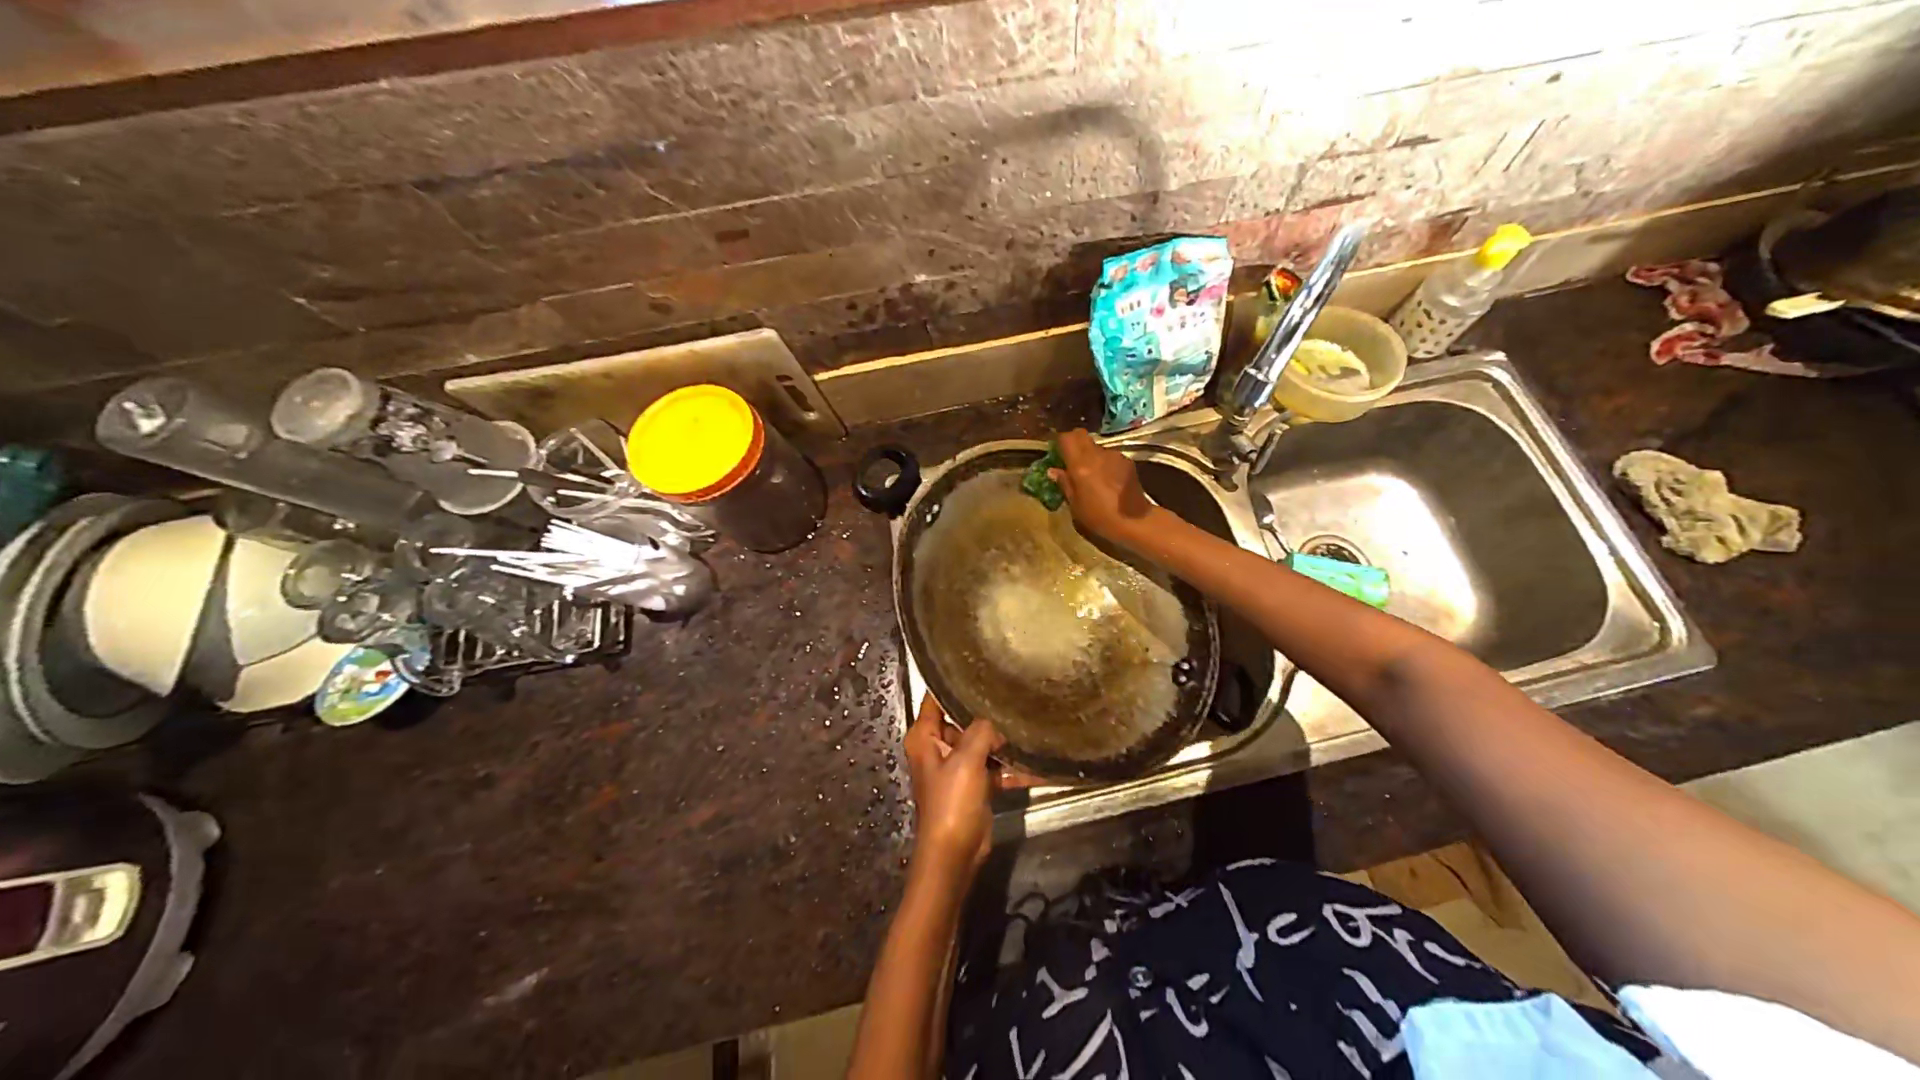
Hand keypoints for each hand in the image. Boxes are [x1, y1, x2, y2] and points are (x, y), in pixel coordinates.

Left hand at [904, 697, 1035, 876]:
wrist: (955, 853)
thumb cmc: (952, 802)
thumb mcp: (966, 760)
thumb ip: (981, 731)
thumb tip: (996, 721)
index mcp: (925, 737)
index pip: (935, 698)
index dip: (952, 682)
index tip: (977, 664)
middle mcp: (937, 748)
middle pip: (963, 719)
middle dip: (988, 713)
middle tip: (1015, 695)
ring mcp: (957, 768)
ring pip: (982, 744)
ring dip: (1004, 741)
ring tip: (1031, 723)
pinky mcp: (974, 786)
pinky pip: (995, 768)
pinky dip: (1013, 767)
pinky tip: (1039, 763)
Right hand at [1050, 429, 1155, 541]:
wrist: (1134, 522)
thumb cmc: (1099, 517)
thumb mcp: (1075, 505)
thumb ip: (1064, 483)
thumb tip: (1053, 470)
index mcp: (1080, 465)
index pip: (1067, 438)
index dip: (1060, 442)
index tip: (1057, 452)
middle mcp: (1097, 455)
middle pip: (1082, 435)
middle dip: (1074, 443)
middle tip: (1071, 460)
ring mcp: (1114, 456)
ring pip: (1096, 447)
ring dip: (1091, 456)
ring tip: (1092, 475)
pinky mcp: (1127, 461)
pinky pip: (1110, 456)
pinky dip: (1105, 463)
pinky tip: (1108, 480)